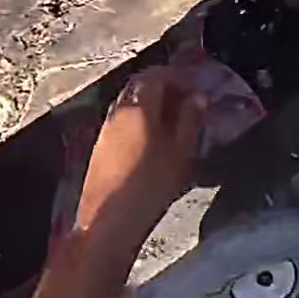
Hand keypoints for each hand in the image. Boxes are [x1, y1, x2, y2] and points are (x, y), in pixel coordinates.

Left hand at [76, 67, 205, 233]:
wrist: (108, 222)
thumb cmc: (150, 186)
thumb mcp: (180, 153)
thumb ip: (190, 120)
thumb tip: (198, 96)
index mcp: (139, 106)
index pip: (157, 75)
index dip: (177, 76)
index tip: (194, 85)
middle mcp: (119, 109)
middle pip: (140, 83)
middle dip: (162, 83)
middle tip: (183, 96)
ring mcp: (106, 126)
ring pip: (129, 99)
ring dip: (148, 99)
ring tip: (170, 115)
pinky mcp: (100, 144)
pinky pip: (121, 116)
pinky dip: (138, 114)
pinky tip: (150, 133)